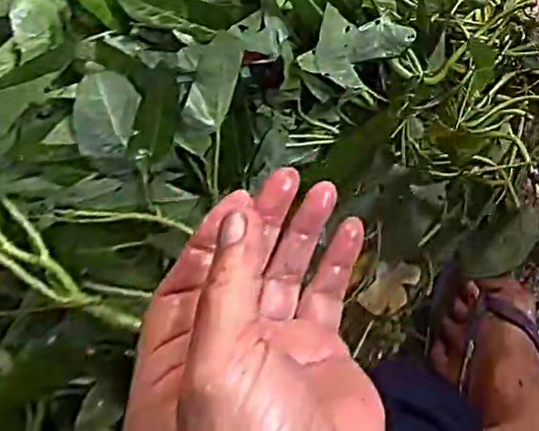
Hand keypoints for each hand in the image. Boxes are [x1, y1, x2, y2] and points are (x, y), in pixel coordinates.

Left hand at [124, 170, 381, 430]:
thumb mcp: (220, 360)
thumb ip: (226, 286)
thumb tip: (233, 217)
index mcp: (185, 357)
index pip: (192, 280)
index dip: (215, 236)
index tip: (243, 196)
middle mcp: (230, 346)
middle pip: (246, 267)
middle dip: (267, 219)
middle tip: (289, 178)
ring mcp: (279, 347)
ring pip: (290, 273)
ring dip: (306, 230)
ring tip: (325, 190)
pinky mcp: (322, 351)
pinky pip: (329, 293)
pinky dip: (340, 260)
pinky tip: (352, 230)